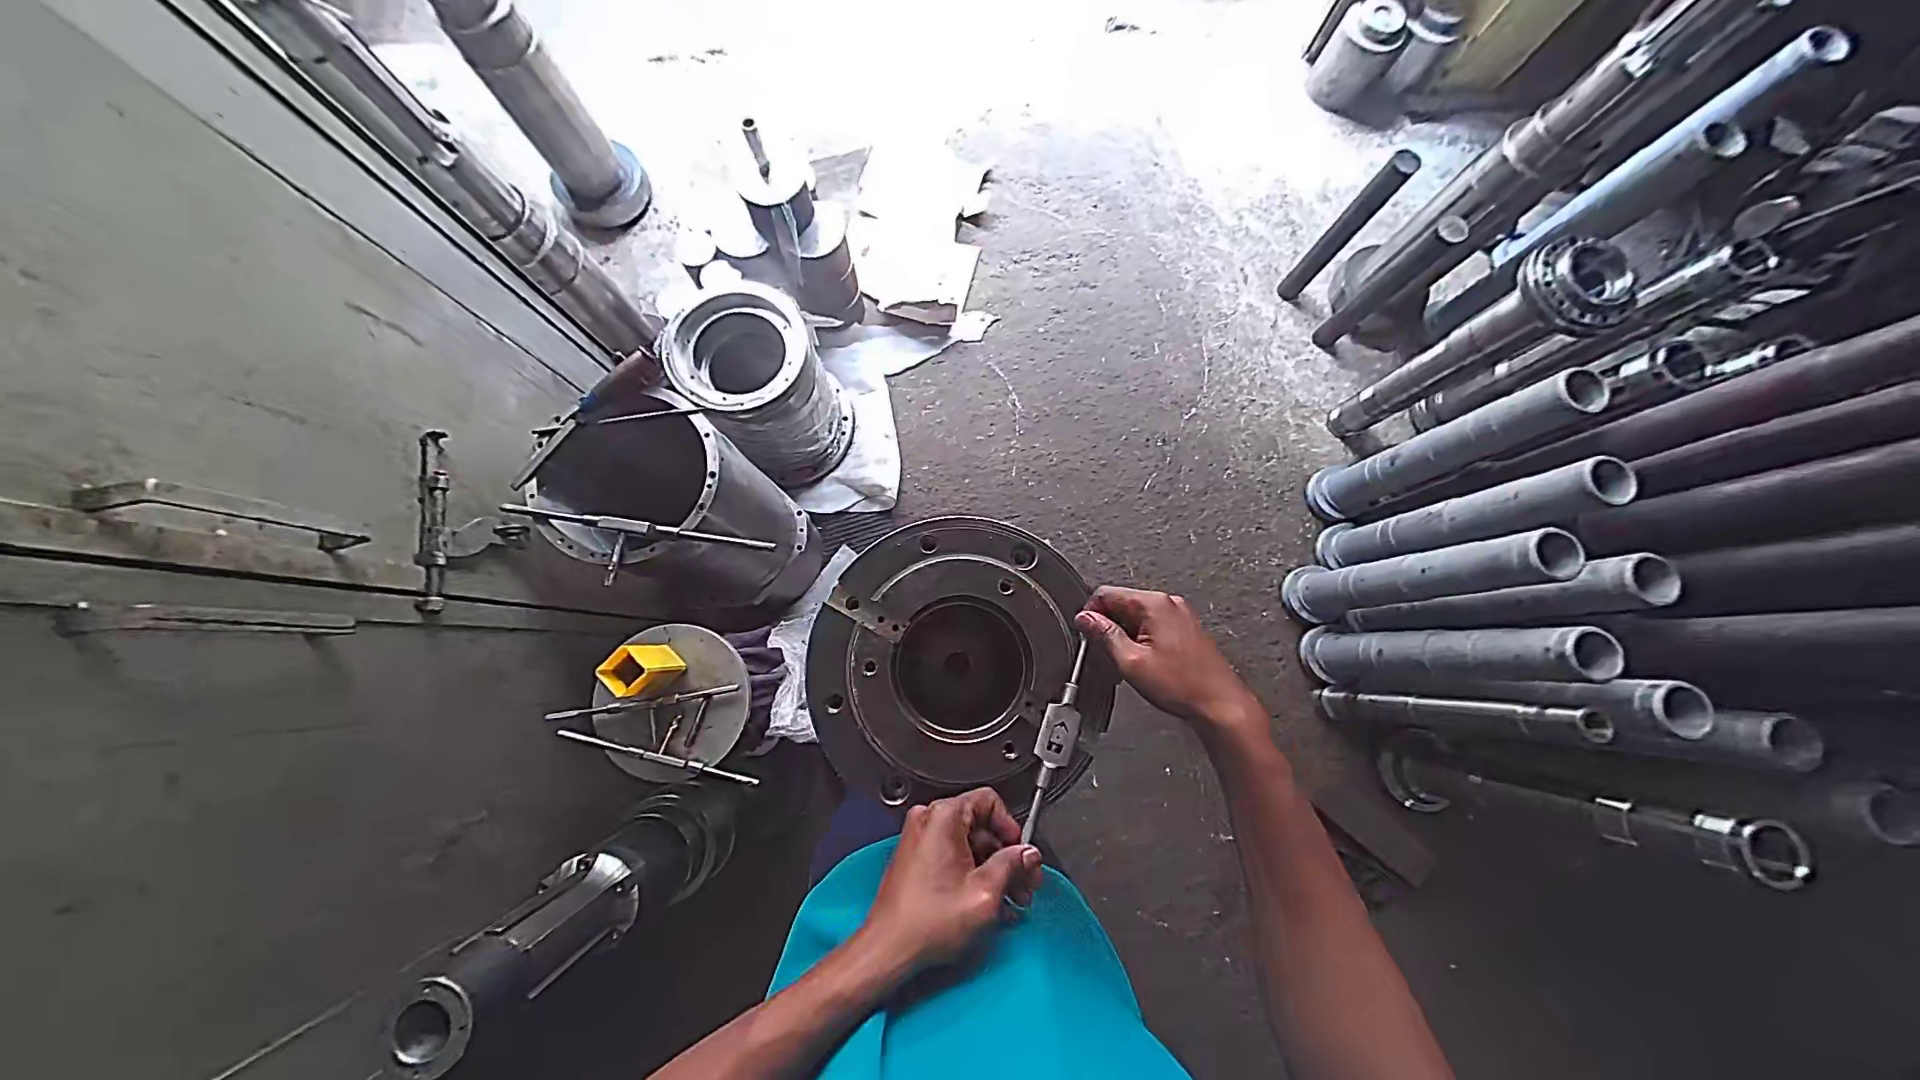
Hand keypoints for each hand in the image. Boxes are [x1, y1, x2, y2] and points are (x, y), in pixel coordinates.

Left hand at [856, 788, 1043, 977]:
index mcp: (943, 817)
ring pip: (970, 844)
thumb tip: (1027, 854)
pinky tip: (987, 902)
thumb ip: (1012, 865)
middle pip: (981, 826)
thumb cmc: (925, 922)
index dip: (1012, 828)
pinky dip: (973, 875)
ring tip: (1007, 900)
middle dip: (1006, 857)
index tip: (1021, 853)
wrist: (889, 950)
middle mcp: (928, 821)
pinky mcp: (917, 859)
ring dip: (992, 870)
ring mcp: (920, 840)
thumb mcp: (985, 892)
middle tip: (1022, 883)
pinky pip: (954, 856)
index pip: (989, 801)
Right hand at [1076, 586, 1267, 743]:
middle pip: (1122, 603)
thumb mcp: (1130, 661)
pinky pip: (1153, 627)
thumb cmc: (1184, 685)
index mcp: (1155, 604)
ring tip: (1132, 663)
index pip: (1106, 593)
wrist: (1220, 705)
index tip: (1086, 632)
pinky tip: (1147, 665)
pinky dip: (1143, 642)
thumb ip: (1104, 634)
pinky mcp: (1185, 631)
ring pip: (1137, 617)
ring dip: (1126, 636)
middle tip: (1109, 654)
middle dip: (1109, 626)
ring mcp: (1180, 616)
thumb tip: (1086, 619)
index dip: (1090, 614)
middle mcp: (1170, 604)